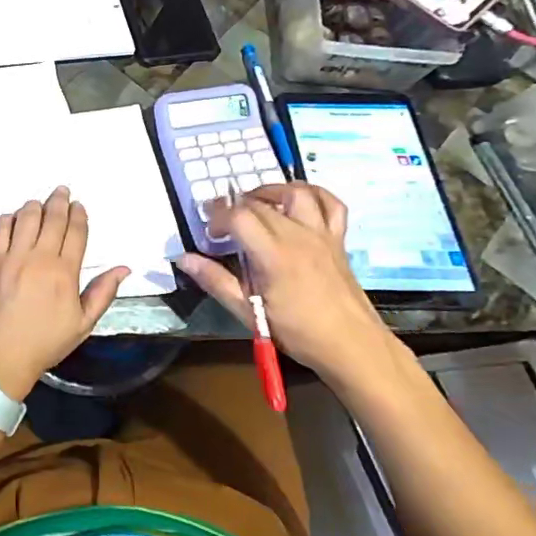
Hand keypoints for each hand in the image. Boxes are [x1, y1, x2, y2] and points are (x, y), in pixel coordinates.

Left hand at [0, 187, 128, 399]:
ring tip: (40, 203)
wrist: (2, 358)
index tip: (79, 205)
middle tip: (62, 191)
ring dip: (35, 206)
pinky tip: (14, 218)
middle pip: (52, 218)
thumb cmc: (46, 343)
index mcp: (65, 273)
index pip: (76, 232)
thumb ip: (103, 293)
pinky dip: (8, 218)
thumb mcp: (83, 324)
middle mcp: (39, 258)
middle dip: (59, 201)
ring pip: (26, 218)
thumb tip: (123, 268)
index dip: (79, 214)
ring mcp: (12, 258)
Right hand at [178, 183, 394, 386]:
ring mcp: (321, 234)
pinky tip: (299, 200)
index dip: (218, 218)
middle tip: (219, 221)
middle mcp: (298, 235)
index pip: (239, 217)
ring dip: (271, 191)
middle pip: (261, 204)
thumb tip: (185, 260)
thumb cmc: (297, 332)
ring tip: (255, 202)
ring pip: (296, 193)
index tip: (209, 233)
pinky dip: (314, 194)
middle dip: (234, 206)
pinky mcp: (337, 239)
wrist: (350, 344)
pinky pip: (331, 204)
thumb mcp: (249, 313)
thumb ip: (217, 281)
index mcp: (273, 255)